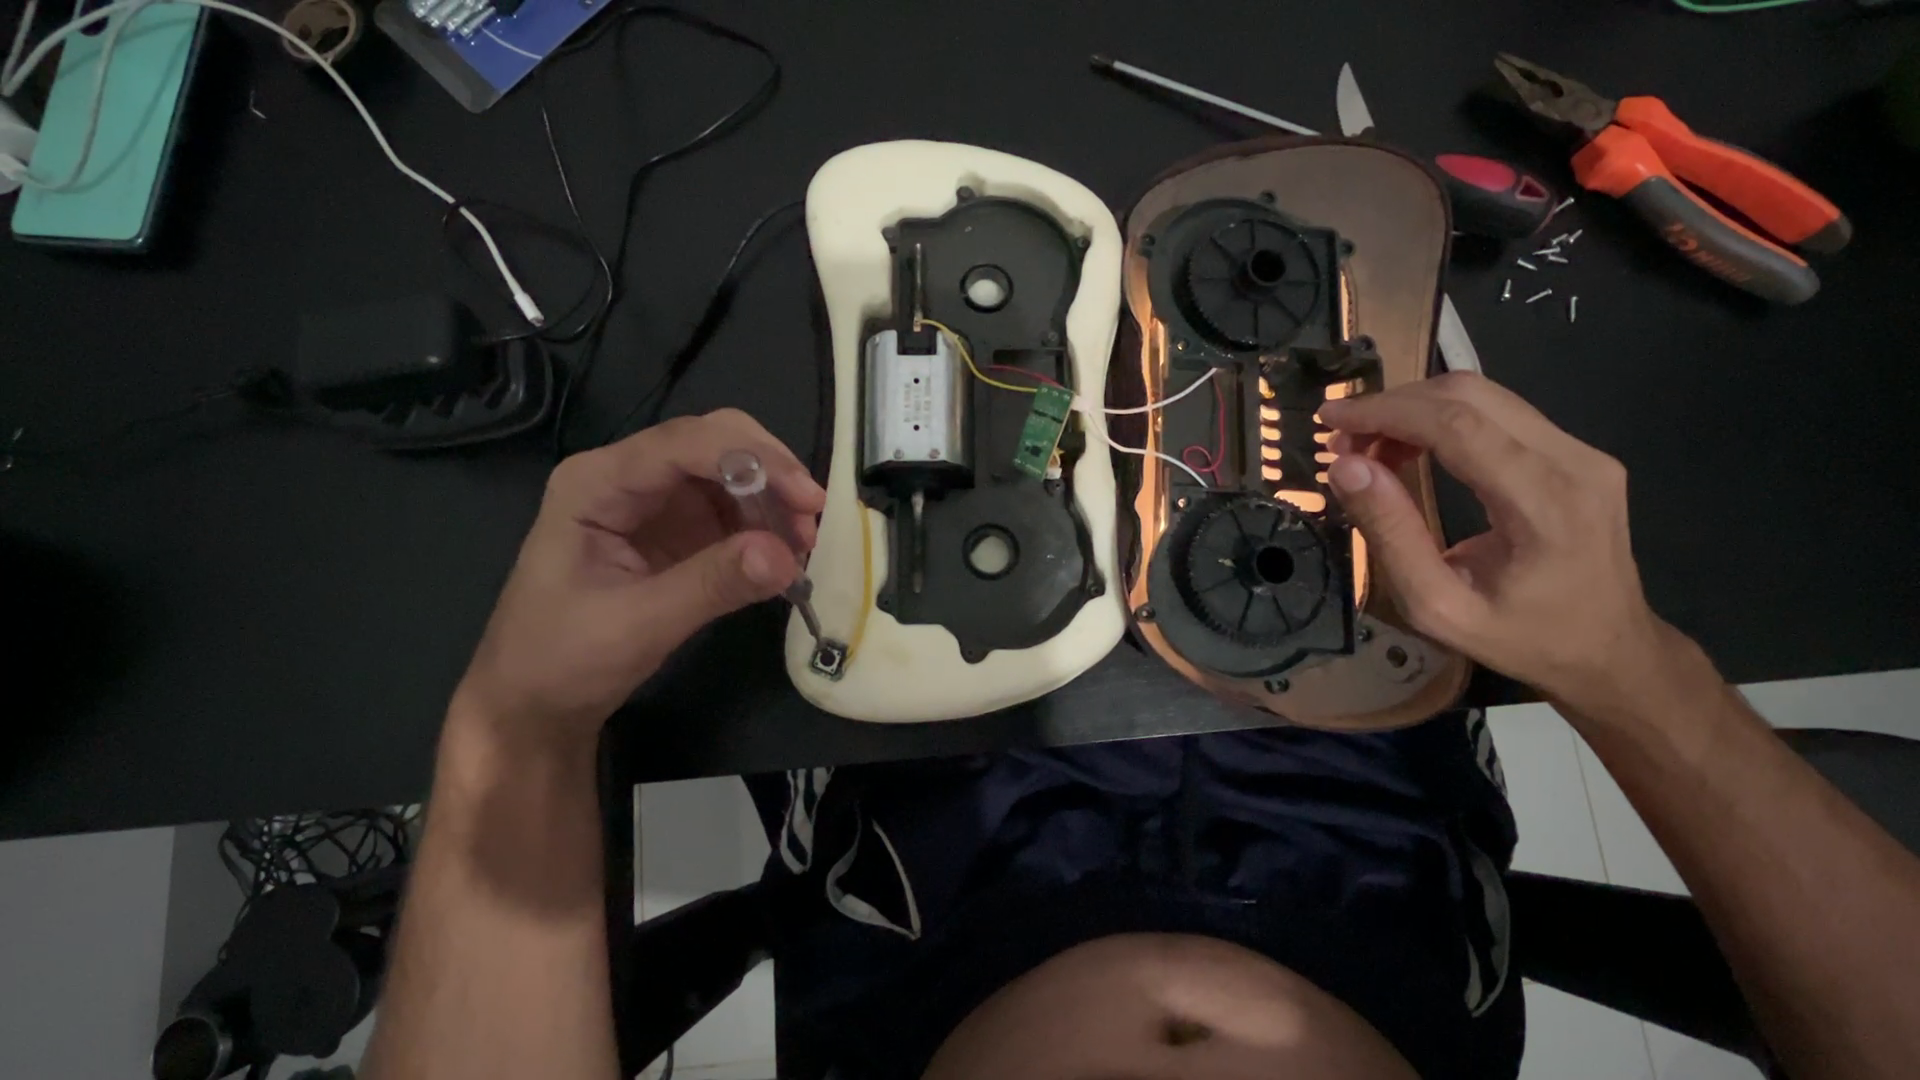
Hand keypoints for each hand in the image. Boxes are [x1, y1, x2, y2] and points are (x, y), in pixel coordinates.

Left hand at [454, 409, 825, 742]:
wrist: (534, 704)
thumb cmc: (562, 660)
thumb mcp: (637, 625)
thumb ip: (711, 585)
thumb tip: (787, 557)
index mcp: (597, 483)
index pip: (684, 444)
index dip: (753, 460)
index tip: (807, 500)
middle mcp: (626, 478)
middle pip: (711, 443)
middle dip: (768, 472)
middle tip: (810, 519)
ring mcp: (653, 504)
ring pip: (729, 474)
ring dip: (772, 501)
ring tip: (801, 549)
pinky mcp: (674, 532)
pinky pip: (730, 512)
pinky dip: (763, 528)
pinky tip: (782, 558)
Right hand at [1320, 373, 1682, 710]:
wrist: (1606, 650)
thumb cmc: (1519, 638)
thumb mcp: (1437, 606)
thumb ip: (1392, 535)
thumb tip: (1346, 468)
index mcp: (1546, 503)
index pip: (1458, 425)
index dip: (1386, 412)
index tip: (1330, 419)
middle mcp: (1574, 460)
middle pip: (1469, 396)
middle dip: (1393, 406)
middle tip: (1343, 442)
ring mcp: (1582, 450)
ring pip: (1482, 396)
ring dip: (1413, 410)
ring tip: (1368, 449)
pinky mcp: (1576, 451)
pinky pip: (1497, 413)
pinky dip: (1440, 420)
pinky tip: (1408, 449)